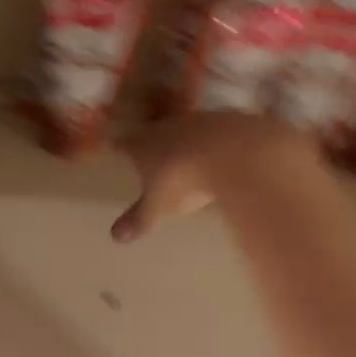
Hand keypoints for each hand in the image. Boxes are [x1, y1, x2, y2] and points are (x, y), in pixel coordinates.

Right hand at [111, 112, 317, 242]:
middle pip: (157, 131)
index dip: (120, 147)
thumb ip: (138, 219)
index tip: (116, 150)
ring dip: (188, 142)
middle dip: (155, 142)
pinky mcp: (234, 120)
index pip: (124, 143)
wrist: (239, 154)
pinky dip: (218, 143)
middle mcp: (170, 125)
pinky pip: (219, 132)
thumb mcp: (158, 207)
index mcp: (144, 143)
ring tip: (190, 158)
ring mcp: (204, 119)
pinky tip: (224, 158)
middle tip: (153, 155)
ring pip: (189, 129)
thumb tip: (116, 237)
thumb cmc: (184, 180)